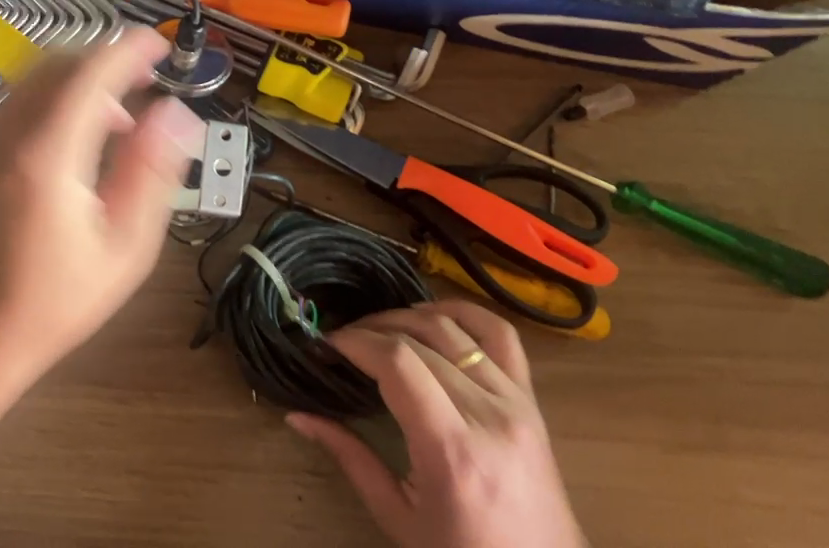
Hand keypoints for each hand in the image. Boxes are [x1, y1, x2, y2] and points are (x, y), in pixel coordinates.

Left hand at [0, 28, 205, 373]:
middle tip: (151, 74)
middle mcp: (10, 133)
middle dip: (108, 57)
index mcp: (46, 154)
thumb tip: (177, 113)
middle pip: (61, 63)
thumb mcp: (126, 244)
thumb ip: (151, 172)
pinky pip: (24, 95)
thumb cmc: (61, 295)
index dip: (127, 50)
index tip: (162, 43)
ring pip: (39, 74)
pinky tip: (86, 129)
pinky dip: (59, 92)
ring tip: (125, 110)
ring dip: (83, 75)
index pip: (88, 75)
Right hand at [287, 301, 585, 547]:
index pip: (398, 362)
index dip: (355, 341)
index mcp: (452, 451)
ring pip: (454, 329)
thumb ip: (349, 457)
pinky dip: (462, 313)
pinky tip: (431, 317)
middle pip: (421, 338)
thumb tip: (296, 415)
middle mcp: (489, 416)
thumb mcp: (397, 515)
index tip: (325, 346)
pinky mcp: (532, 401)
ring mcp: (517, 404)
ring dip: (406, 317)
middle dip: (370, 329)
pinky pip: (500, 335)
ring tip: (378, 330)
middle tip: (341, 341)